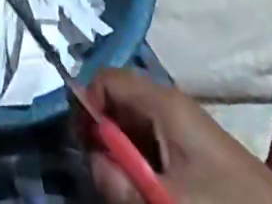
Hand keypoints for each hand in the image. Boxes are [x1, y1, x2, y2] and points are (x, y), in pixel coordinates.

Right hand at [84, 71, 271, 203]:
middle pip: (117, 104)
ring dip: (121, 160)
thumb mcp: (164, 200)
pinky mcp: (193, 155)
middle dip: (101, 138)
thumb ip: (118, 182)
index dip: (85, 106)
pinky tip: (145, 193)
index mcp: (162, 102)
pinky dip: (140, 169)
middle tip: (104, 179)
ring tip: (124, 191)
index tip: (78, 146)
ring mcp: (183, 130)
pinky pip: (151, 150)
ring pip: (132, 131)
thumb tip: (92, 158)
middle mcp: (169, 106)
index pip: (106, 79)